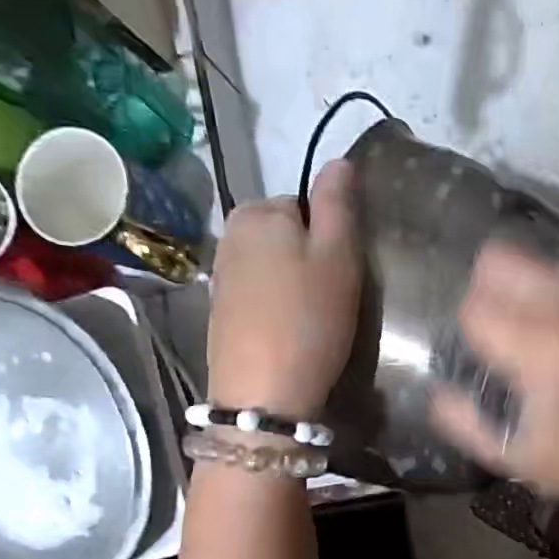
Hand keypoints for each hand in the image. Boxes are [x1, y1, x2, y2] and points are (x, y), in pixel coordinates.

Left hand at [206, 159, 360, 418]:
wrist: (263, 397)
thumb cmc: (309, 320)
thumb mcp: (338, 256)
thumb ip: (338, 204)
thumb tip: (339, 161)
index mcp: (257, 211)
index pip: (304, 205)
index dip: (329, 238)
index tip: (340, 275)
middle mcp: (228, 234)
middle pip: (284, 235)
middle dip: (307, 259)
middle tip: (329, 300)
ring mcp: (219, 276)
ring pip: (270, 266)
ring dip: (291, 285)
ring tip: (310, 321)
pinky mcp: (218, 314)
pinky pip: (256, 295)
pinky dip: (273, 308)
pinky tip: (286, 335)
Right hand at [432, 228, 558, 509]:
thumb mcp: (508, 455)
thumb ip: (461, 421)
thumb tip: (437, 390)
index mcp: (540, 351)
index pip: (475, 310)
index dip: (471, 333)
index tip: (486, 360)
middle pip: (499, 264)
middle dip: (489, 297)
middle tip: (503, 333)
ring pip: (538, 253)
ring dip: (526, 281)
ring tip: (533, 315)